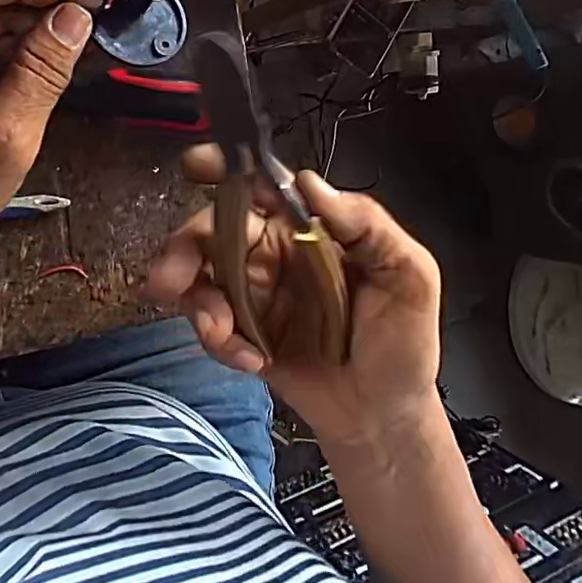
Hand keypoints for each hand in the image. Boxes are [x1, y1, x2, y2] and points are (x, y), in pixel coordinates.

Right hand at [144, 145, 444, 448]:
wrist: (386, 416)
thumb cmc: (404, 341)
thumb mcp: (409, 274)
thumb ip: (367, 224)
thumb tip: (310, 183)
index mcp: (312, 226)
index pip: (266, 185)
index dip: (229, 168)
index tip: (199, 166)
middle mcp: (277, 251)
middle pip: (216, 226)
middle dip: (185, 243)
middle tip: (172, 276)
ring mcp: (256, 292)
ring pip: (200, 273)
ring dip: (192, 297)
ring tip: (216, 330)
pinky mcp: (243, 332)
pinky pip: (210, 323)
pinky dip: (220, 341)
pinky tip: (254, 360)